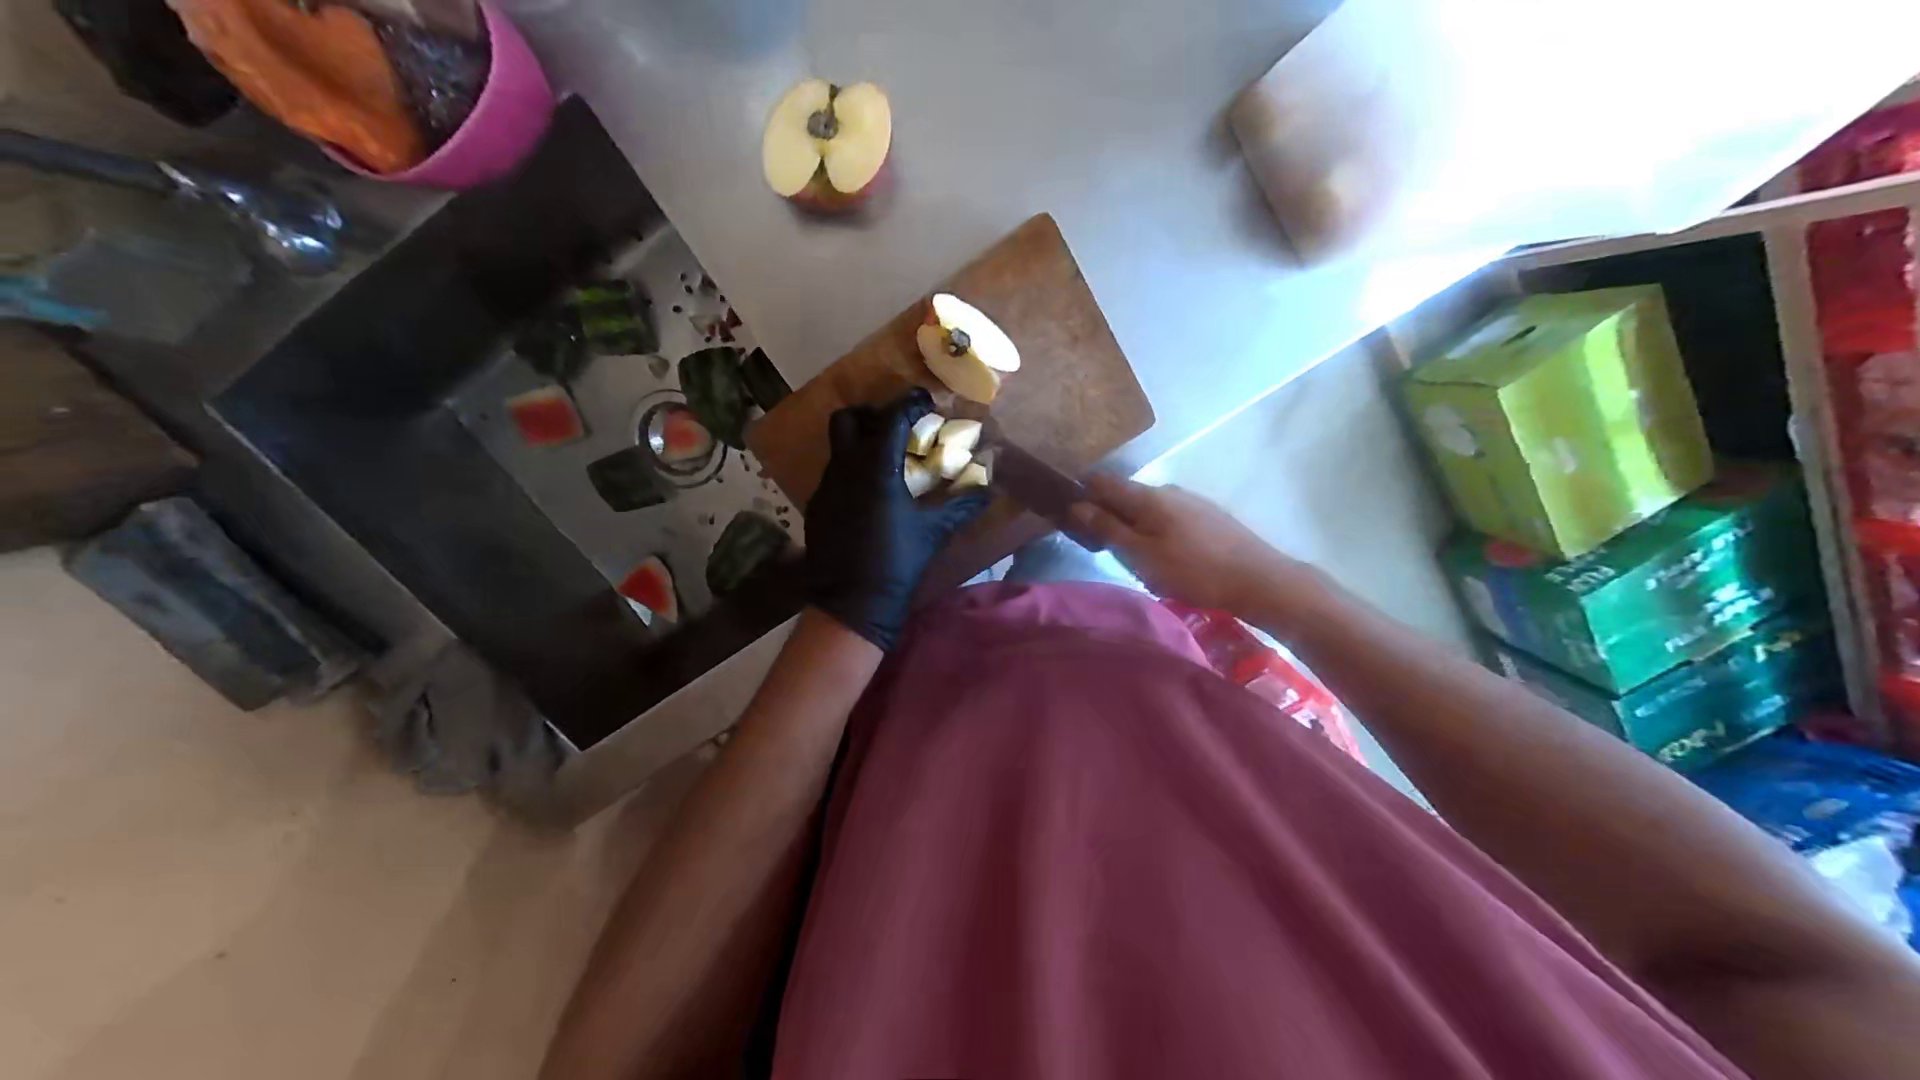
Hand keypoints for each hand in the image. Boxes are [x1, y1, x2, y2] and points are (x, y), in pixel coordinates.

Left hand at [804, 389, 990, 649]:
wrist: (852, 602)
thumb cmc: (897, 562)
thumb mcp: (934, 532)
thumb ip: (961, 505)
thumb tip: (989, 490)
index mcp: (876, 468)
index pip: (891, 418)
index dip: (909, 404)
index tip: (925, 403)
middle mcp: (845, 468)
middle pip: (848, 419)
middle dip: (872, 415)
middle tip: (896, 428)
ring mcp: (825, 487)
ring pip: (839, 447)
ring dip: (862, 444)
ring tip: (887, 460)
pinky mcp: (817, 506)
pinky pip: (834, 474)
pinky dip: (852, 471)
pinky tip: (870, 494)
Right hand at [1071, 475, 1306, 614]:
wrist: (1260, 580)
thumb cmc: (1192, 571)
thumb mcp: (1141, 556)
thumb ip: (1107, 529)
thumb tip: (1075, 505)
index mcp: (1146, 496)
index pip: (1101, 481)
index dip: (1080, 494)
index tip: (1069, 517)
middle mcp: (1167, 489)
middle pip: (1125, 493)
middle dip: (1106, 512)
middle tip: (1097, 544)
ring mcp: (1191, 500)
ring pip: (1148, 506)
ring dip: (1132, 523)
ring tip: (1130, 553)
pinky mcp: (1208, 515)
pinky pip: (1168, 515)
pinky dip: (1155, 528)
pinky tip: (1162, 553)